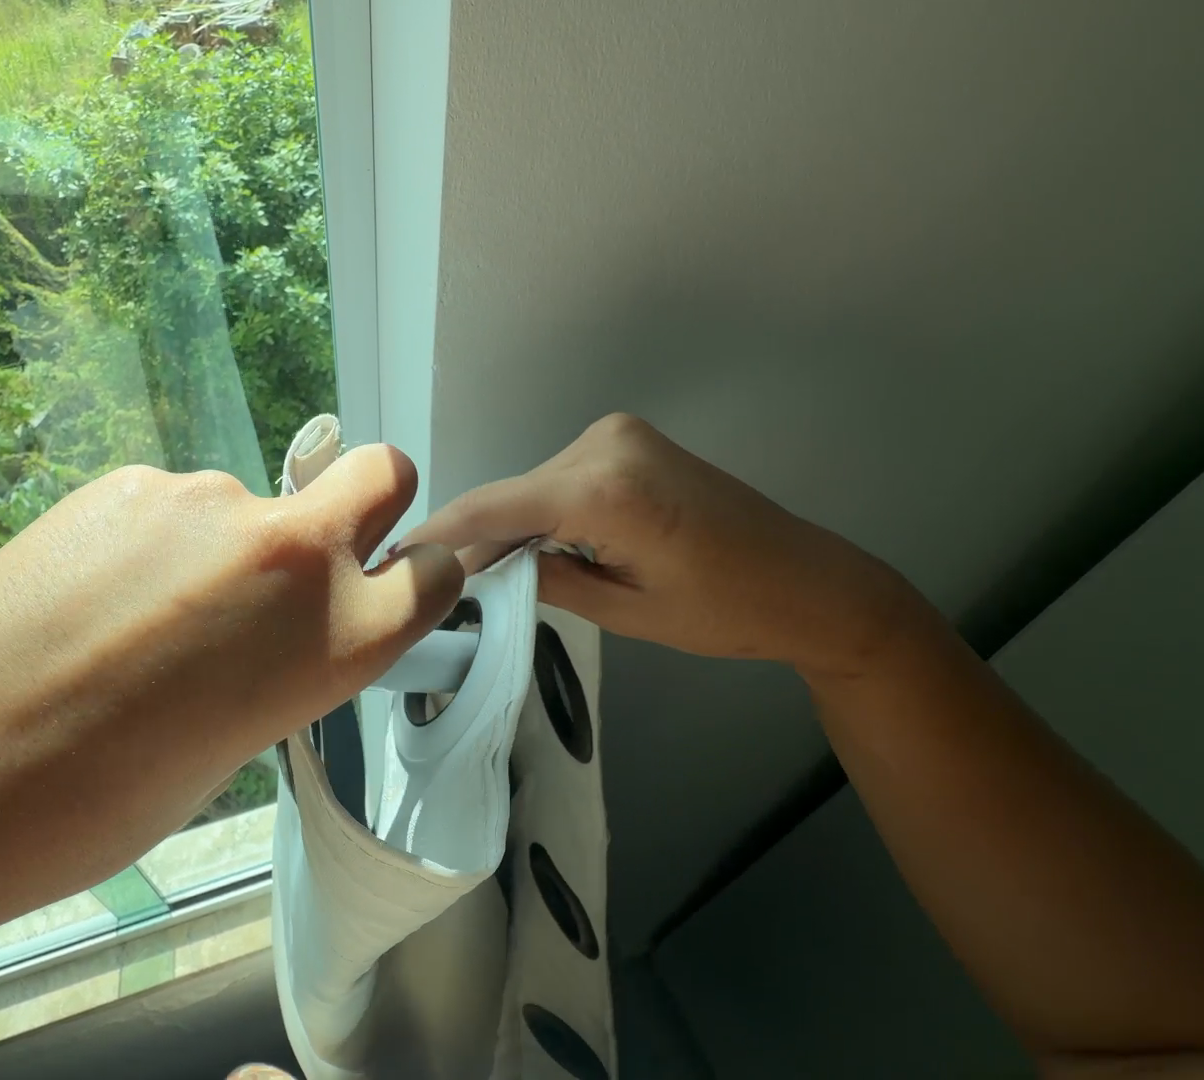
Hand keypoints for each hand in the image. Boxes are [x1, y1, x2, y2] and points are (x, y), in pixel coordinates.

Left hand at [0, 445, 462, 879]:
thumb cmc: (92, 802)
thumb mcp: (234, 749)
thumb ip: (283, 668)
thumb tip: (276, 631)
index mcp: (334, 640)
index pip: (431, 574)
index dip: (415, 578)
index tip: (393, 585)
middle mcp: (288, 553)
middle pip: (378, 473)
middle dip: (367, 501)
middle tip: (308, 555)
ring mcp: (205, 500)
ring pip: (249, 503)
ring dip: (222, 544)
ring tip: (144, 619)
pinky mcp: (126, 481)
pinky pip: (170, 504)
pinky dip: (153, 540)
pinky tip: (96, 598)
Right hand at [403, 413, 926, 677]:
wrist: (809, 583)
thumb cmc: (725, 611)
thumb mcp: (624, 611)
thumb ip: (545, 580)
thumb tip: (485, 570)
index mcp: (604, 488)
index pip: (494, 506)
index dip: (440, 533)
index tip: (393, 555)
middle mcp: (604, 444)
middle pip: (511, 495)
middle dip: (474, 539)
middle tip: (439, 585)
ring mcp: (618, 436)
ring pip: (533, 487)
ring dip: (508, 528)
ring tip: (486, 577)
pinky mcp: (628, 443)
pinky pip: (561, 480)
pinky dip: (540, 513)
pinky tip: (531, 548)